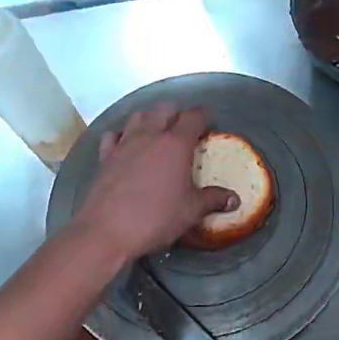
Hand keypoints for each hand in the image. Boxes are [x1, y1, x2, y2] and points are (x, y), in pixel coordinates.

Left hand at [71, 104, 237, 260]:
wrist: (107, 231)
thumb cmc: (156, 218)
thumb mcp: (191, 211)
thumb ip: (213, 200)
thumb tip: (234, 199)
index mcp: (175, 144)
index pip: (193, 117)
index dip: (204, 115)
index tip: (211, 119)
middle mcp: (149, 136)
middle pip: (164, 108)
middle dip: (177, 112)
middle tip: (185, 127)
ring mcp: (124, 144)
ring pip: (138, 116)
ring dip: (150, 118)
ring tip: (157, 131)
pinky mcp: (105, 157)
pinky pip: (113, 135)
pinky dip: (122, 135)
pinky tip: (126, 145)